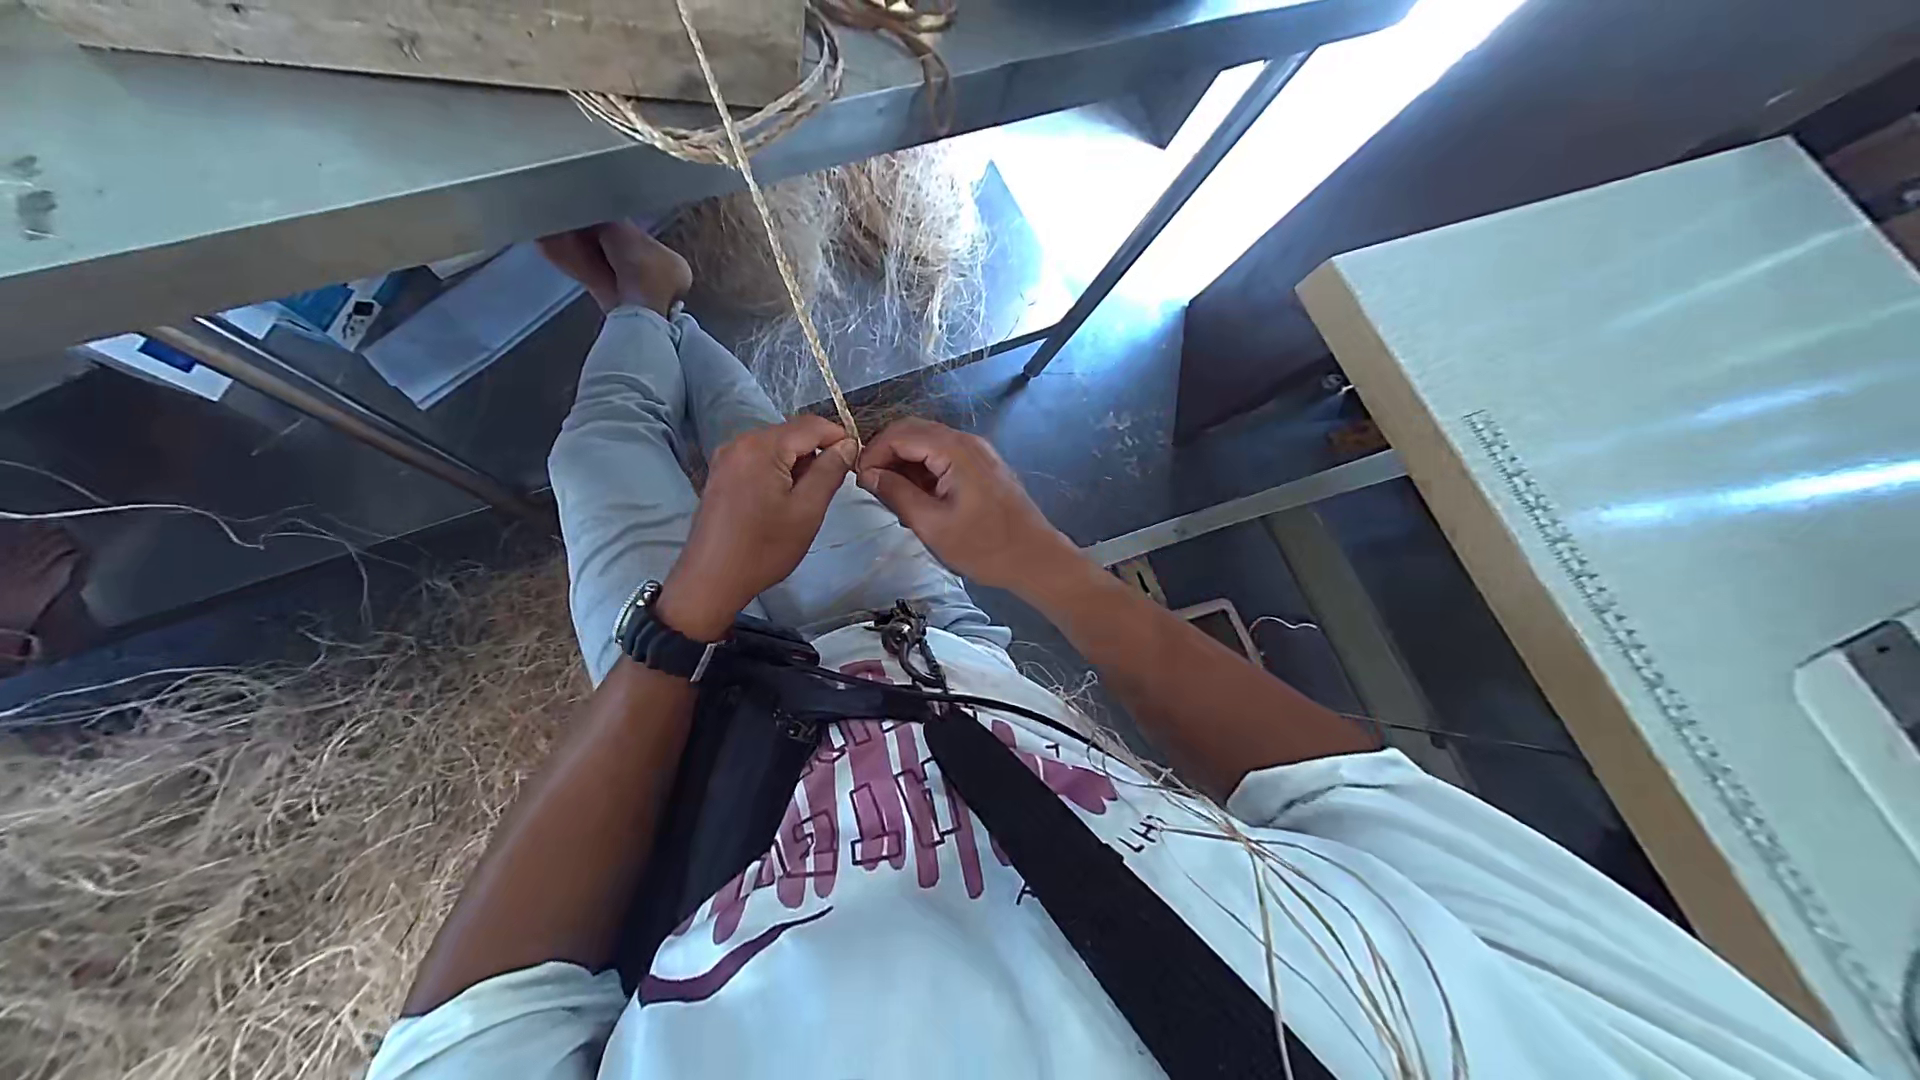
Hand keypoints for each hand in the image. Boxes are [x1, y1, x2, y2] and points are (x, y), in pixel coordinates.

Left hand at [658, 416, 857, 640]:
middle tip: (832, 487)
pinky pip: (759, 459)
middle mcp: (740, 442)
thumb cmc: (764, 548)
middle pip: (792, 433)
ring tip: (807, 498)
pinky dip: (778, 470)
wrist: (712, 580)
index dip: (839, 438)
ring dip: (799, 463)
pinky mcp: (721, 474)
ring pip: (776, 446)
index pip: (812, 425)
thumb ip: (830, 471)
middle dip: (817, 452)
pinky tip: (782, 499)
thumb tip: (847, 444)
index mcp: (762, 446)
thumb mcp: (807, 510)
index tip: (855, 463)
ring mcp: (726, 457)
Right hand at [856, 419, 1080, 593]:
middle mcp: (967, 442)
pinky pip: (944, 456)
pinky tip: (917, 497)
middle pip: (913, 431)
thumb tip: (869, 474)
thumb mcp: (932, 525)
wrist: (1035, 558)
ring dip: (904, 463)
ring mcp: (978, 452)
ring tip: (892, 496)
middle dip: (886, 454)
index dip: (874, 452)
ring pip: (928, 443)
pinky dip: (924, 469)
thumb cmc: (985, 547)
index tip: (859, 479)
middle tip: (871, 486)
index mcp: (955, 451)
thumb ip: (897, 494)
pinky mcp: (982, 466)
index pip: (900, 434)